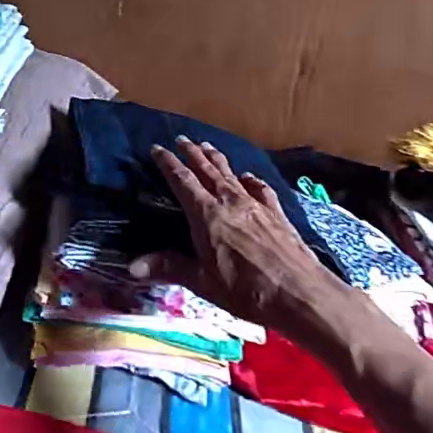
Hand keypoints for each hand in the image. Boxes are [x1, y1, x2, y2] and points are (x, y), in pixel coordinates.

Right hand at [129, 137, 347, 329]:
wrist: (300, 293)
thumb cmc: (246, 291)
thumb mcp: (203, 282)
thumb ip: (169, 268)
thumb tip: (131, 267)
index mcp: (207, 215)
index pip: (182, 181)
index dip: (168, 163)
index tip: (157, 148)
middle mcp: (230, 202)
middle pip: (207, 170)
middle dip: (193, 153)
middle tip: (182, 139)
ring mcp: (256, 205)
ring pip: (231, 174)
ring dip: (217, 159)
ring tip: (208, 147)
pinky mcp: (276, 213)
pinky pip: (259, 188)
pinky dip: (249, 180)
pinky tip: (248, 177)